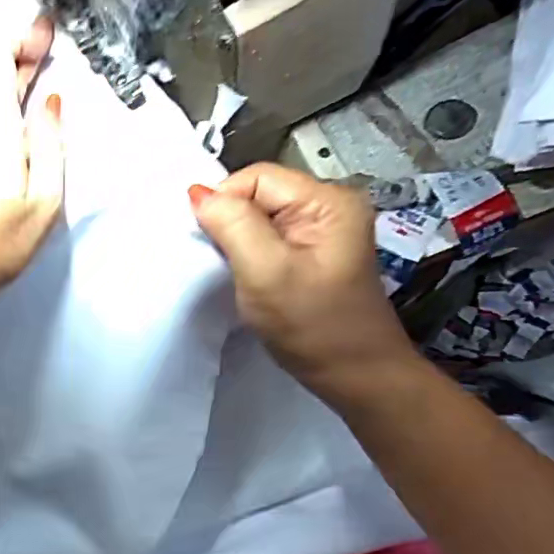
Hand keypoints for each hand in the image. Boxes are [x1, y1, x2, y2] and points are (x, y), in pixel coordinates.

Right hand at [190, 163, 419, 404]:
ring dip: (238, 242)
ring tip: (238, 273)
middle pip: (257, 194)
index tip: (213, 246)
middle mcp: (328, 205)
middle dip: (231, 224)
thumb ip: (232, 225)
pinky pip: (267, 238)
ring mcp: (322, 230)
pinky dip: (250, 255)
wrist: (355, 376)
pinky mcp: (312, 253)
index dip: (224, 204)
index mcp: (328, 200)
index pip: (256, 178)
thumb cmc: (313, 326)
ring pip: (258, 218)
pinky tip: (249, 277)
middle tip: (227, 264)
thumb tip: (198, 192)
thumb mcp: (266, 272)